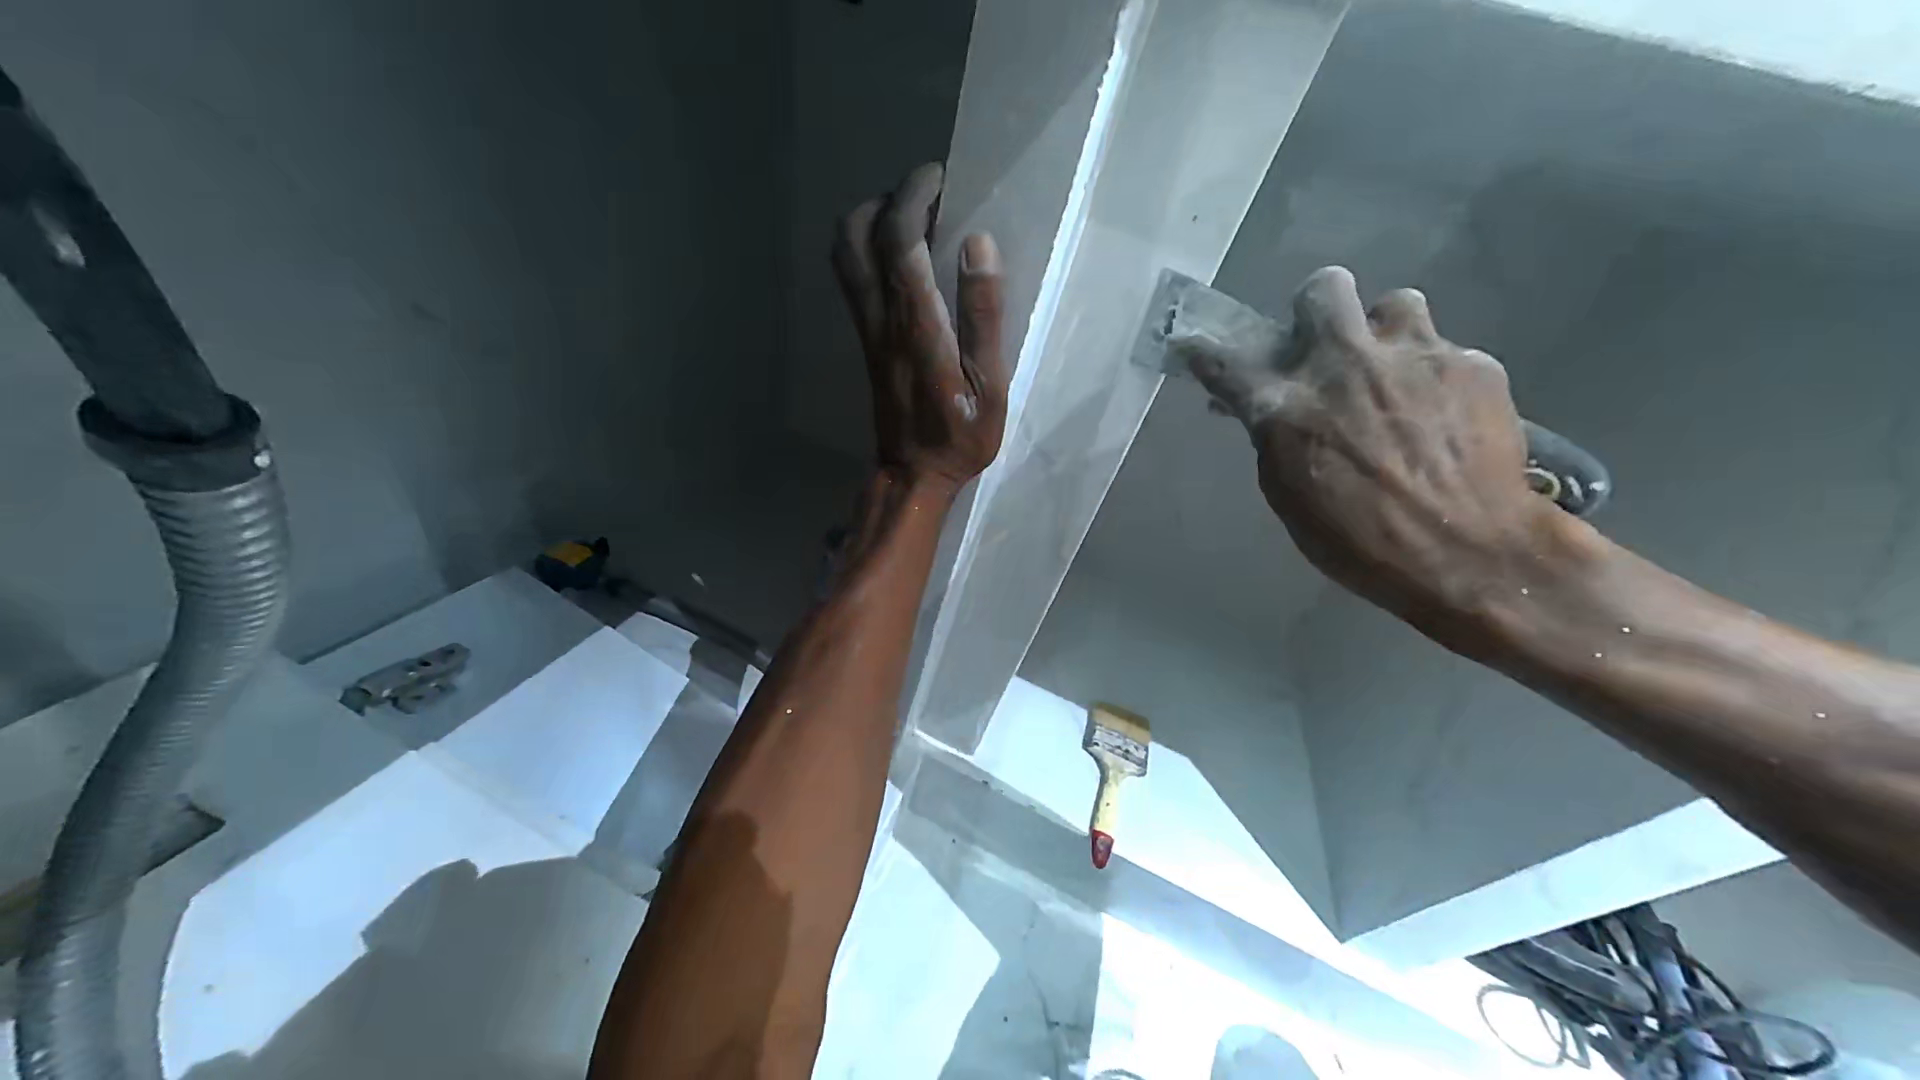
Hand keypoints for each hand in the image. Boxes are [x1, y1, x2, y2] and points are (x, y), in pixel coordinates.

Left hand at [833, 163, 1007, 495]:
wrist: (912, 474)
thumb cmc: (959, 436)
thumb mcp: (990, 385)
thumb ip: (984, 316)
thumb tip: (978, 245)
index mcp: (916, 324)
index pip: (899, 239)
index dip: (914, 196)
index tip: (940, 176)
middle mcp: (882, 318)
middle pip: (856, 236)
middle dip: (887, 199)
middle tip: (927, 196)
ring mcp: (867, 329)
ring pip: (845, 255)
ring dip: (870, 221)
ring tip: (913, 219)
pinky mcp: (865, 340)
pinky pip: (852, 279)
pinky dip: (866, 248)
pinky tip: (898, 256)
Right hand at [1185, 266, 1567, 638]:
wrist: (1470, 556)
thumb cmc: (1360, 541)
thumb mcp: (1290, 495)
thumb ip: (1276, 437)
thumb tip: (1267, 408)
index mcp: (1286, 409)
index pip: (1225, 362)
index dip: (1204, 351)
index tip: (1195, 345)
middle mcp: (1342, 365)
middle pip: (1322, 289)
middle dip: (1318, 308)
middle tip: (1328, 344)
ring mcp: (1412, 357)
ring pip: (1395, 303)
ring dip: (1386, 333)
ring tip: (1395, 373)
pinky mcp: (1473, 364)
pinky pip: (1446, 349)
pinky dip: (1436, 376)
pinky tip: (1445, 416)